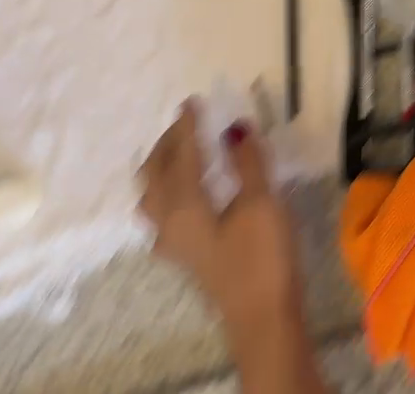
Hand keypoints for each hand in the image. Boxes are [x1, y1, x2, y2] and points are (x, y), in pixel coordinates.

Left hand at [137, 101, 303, 329]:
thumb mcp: (261, 202)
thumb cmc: (261, 254)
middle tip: (186, 123)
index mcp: (183, 205)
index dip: (187, 127)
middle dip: (167, 145)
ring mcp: (172, 242)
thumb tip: (235, 128)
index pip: (181, 156)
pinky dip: (169, 188)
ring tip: (180, 151)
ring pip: (153, 196)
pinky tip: (187, 191)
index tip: (192, 102)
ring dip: (162, 168)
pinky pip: (163, 210)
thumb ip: (248, 163)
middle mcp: (167, 222)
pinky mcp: (186, 253)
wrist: (260, 312)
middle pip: (155, 176)